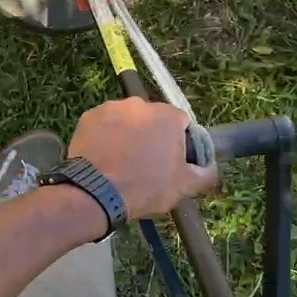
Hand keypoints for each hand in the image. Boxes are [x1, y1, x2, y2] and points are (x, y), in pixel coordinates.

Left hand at [67, 98, 216, 219]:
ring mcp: (110, 108)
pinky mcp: (88, 117)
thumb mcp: (185, 186)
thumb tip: (208, 166)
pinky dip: (106, 135)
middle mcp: (138, 104)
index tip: (173, 161)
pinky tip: (105, 156)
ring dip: (128, 134)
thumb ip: (205, 172)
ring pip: (127, 120)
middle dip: (153, 136)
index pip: (181, 124)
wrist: (95, 192)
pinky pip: (105, 124)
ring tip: (123, 160)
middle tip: (147, 163)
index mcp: (167, 115)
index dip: (180, 143)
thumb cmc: (145, 187)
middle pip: (153, 119)